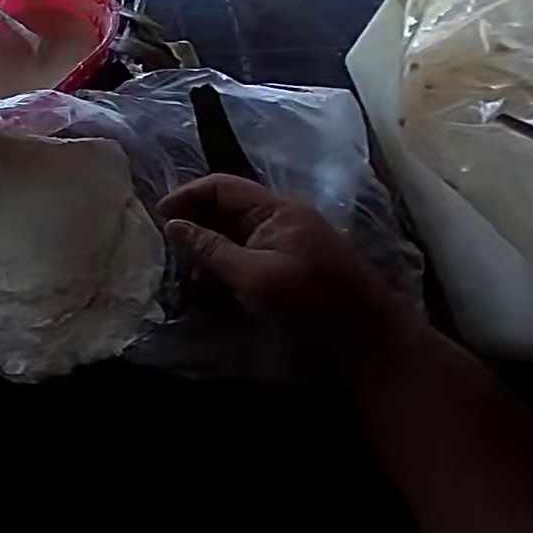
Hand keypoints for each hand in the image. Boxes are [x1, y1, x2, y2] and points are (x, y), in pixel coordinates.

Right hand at [157, 174, 420, 375]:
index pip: (221, 187)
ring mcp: (284, 243)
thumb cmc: (313, 304)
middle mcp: (279, 220)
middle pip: (223, 206)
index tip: (159, 216)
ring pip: (230, 231)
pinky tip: (205, 280)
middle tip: (165, 241)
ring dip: (203, 243)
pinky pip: (242, 251)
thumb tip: (171, 224)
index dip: (186, 195)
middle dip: (192, 219)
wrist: (373, 345)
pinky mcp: (284, 265)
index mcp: (277, 212)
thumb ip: (209, 248)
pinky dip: (219, 260)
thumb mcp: (253, 276)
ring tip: (181, 265)